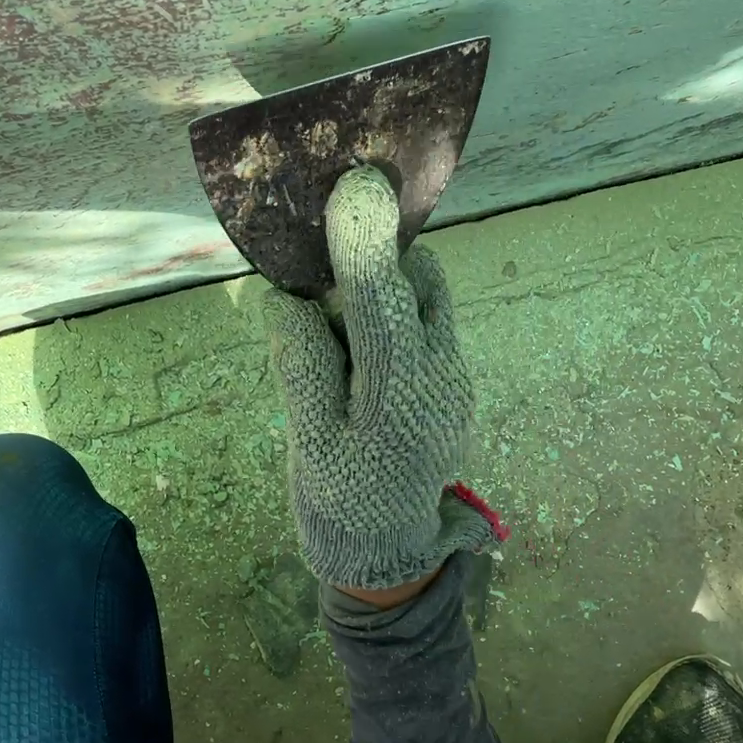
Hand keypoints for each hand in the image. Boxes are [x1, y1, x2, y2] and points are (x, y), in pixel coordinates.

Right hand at [262, 166, 504, 592]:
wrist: (389, 558)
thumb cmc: (340, 503)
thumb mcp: (307, 441)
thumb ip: (300, 363)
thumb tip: (286, 295)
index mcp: (402, 394)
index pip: (385, 300)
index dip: (366, 241)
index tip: (354, 184)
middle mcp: (443, 374)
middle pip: (422, 283)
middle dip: (376, 260)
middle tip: (325, 272)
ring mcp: (456, 376)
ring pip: (429, 298)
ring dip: (386, 284)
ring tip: (337, 313)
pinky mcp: (453, 379)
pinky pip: (426, 322)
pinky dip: (393, 310)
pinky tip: (357, 341)